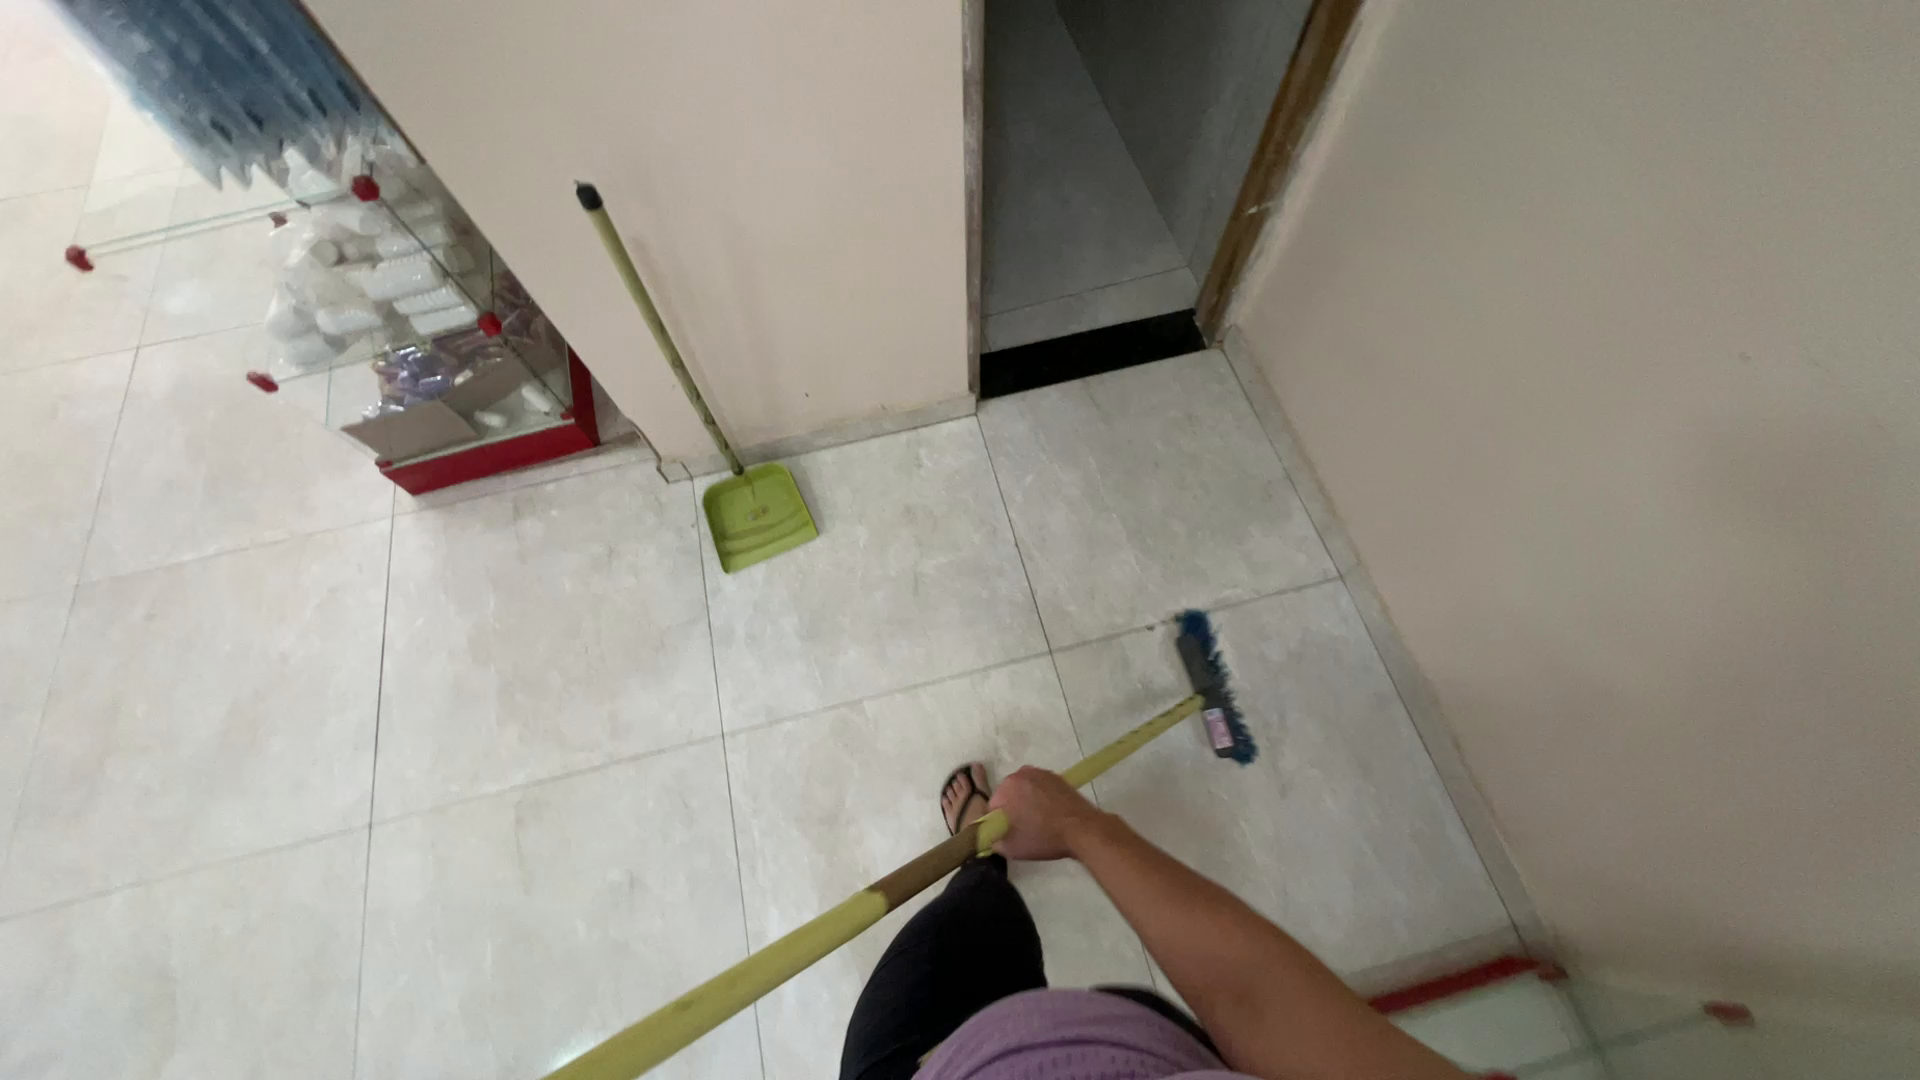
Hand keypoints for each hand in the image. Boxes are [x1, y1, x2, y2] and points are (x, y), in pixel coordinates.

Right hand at [987, 766, 1108, 860]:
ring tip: (1040, 821)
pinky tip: (1051, 813)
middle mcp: (1021, 773)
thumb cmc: (1044, 837)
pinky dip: (1042, 797)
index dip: (999, 822)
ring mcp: (1040, 772)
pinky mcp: (1056, 776)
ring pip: (1025, 790)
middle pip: (1009, 795)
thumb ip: (995, 841)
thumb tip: (992, 836)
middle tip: (1025, 828)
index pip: (993, 807)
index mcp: (1006, 787)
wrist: (1082, 828)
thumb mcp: (1012, 849)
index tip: (1010, 834)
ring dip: (1027, 802)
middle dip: (1013, 809)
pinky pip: (1040, 787)